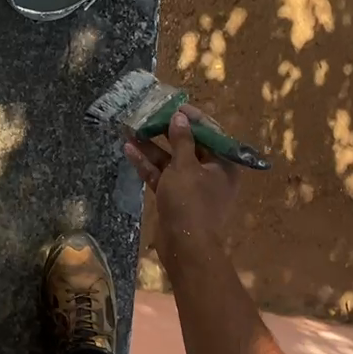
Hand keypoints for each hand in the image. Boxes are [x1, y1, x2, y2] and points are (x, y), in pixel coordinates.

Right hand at [123, 104, 242, 264]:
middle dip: (166, 131)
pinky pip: (161, 175)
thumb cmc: (192, 203)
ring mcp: (190, 186)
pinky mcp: (173, 197)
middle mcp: (209, 173)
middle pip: (188, 145)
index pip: (210, 134)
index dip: (192, 119)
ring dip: (152, 146)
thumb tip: (180, 116)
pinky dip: (147, 163)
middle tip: (149, 114)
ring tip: (131, 128)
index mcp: (222, 165)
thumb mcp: (186, 167)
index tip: (174, 105)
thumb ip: (182, 140)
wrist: (185, 248)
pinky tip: (129, 149)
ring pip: (170, 160)